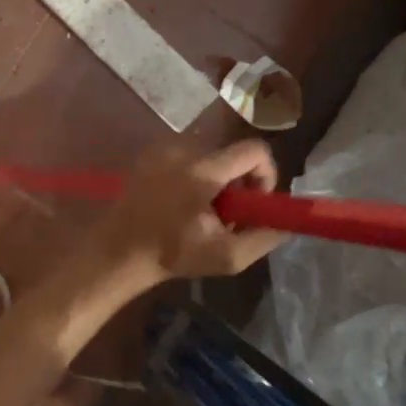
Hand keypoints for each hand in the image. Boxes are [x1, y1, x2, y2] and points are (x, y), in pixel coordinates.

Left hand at [97, 140, 286, 283]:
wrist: (118, 251)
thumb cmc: (172, 254)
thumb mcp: (228, 256)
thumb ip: (265, 236)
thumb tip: (287, 221)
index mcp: (202, 169)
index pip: (254, 150)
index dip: (266, 175)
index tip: (255, 203)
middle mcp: (181, 148)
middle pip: (230, 153)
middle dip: (238, 181)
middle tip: (227, 215)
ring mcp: (160, 149)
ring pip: (208, 154)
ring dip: (216, 179)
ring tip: (202, 211)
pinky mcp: (147, 154)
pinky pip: (185, 156)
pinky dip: (193, 175)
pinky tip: (181, 203)